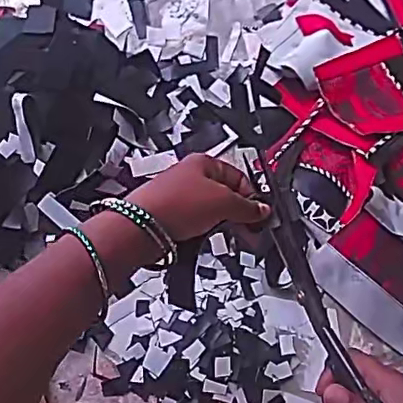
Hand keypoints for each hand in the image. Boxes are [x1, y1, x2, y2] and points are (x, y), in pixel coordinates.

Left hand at [125, 154, 270, 241]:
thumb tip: (262, 210)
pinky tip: (203, 240)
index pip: (239, 176)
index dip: (252, 195)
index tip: (261, 213)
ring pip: (209, 213)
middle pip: (224, 195)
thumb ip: (247, 207)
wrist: (140, 228)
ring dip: (220, 225)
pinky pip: (194, 226)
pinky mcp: (170, 219)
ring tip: (224, 235)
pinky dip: (202, 234)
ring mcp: (178, 199)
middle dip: (237, 213)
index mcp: (203, 162)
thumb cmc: (172, 205)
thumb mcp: (223, 202)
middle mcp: (189, 177)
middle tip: (248, 228)